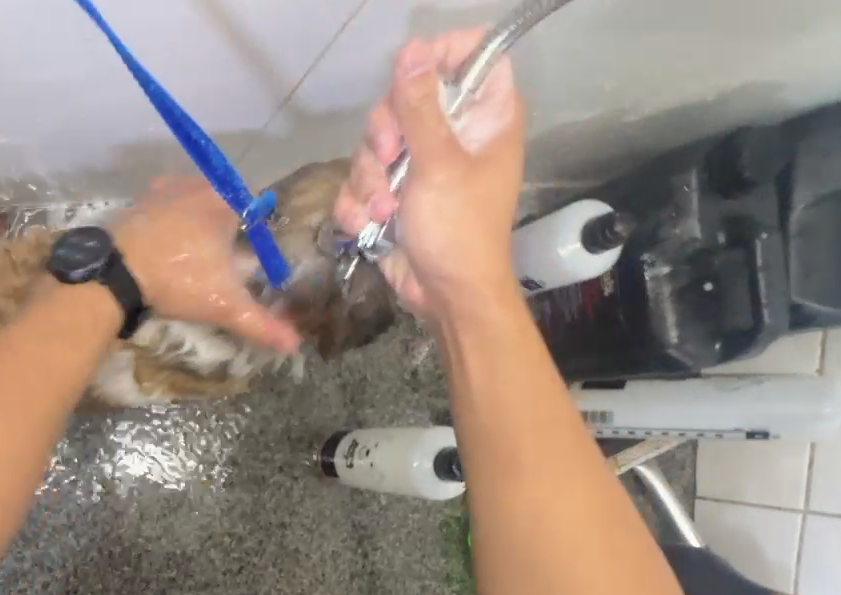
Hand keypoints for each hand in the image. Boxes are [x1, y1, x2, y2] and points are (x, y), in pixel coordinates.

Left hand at [113, 178, 302, 352]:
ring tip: (195, 255)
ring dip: (198, 222)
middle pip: (225, 204)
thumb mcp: (224, 304)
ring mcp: (167, 189)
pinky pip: (166, 207)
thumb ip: (260, 323)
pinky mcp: (141, 201)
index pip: (256, 209)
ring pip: (194, 202)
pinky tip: (168, 245)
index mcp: (227, 202)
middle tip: (222, 260)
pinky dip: (170, 222)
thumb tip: (294, 344)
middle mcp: (200, 185)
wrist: (117, 273)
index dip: (256, 233)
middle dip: (227, 228)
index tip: (249, 257)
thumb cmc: (179, 281)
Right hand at [333, 31, 526, 321]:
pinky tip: (367, 226)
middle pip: (403, 102)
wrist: (444, 295)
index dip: (439, 57)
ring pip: (374, 147)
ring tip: (382, 212)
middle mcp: (450, 135)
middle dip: (384, 138)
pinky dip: (357, 207)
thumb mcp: (438, 165)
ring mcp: (417, 168)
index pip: (470, 56)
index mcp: (483, 117)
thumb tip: (411, 52)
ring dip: (368, 182)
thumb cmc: (459, 230)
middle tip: (390, 163)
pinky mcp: (391, 198)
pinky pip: (359, 185)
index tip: (409, 79)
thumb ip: (420, 108)